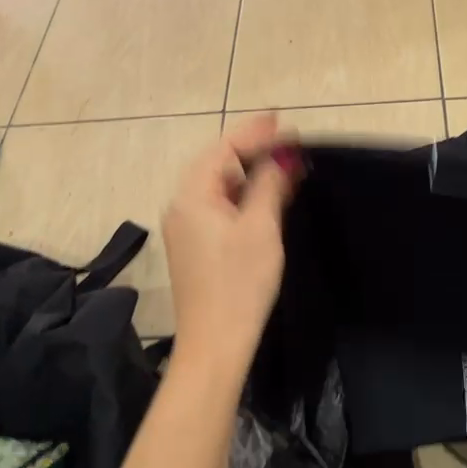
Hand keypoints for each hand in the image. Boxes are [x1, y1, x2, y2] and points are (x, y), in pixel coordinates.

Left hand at [162, 113, 300, 369]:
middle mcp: (182, 206)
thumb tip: (282, 156)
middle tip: (284, 134)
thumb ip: (270, 184)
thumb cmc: (239, 283)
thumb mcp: (261, 227)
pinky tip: (265, 193)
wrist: (215, 346)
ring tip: (280, 158)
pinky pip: (219, 204)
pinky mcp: (196, 246)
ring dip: (248, 169)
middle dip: (250, 146)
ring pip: (218, 184)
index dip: (255, 133)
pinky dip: (242, 192)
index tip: (283, 121)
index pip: (224, 149)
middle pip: (217, 163)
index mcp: (192, 196)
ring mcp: (186, 227)